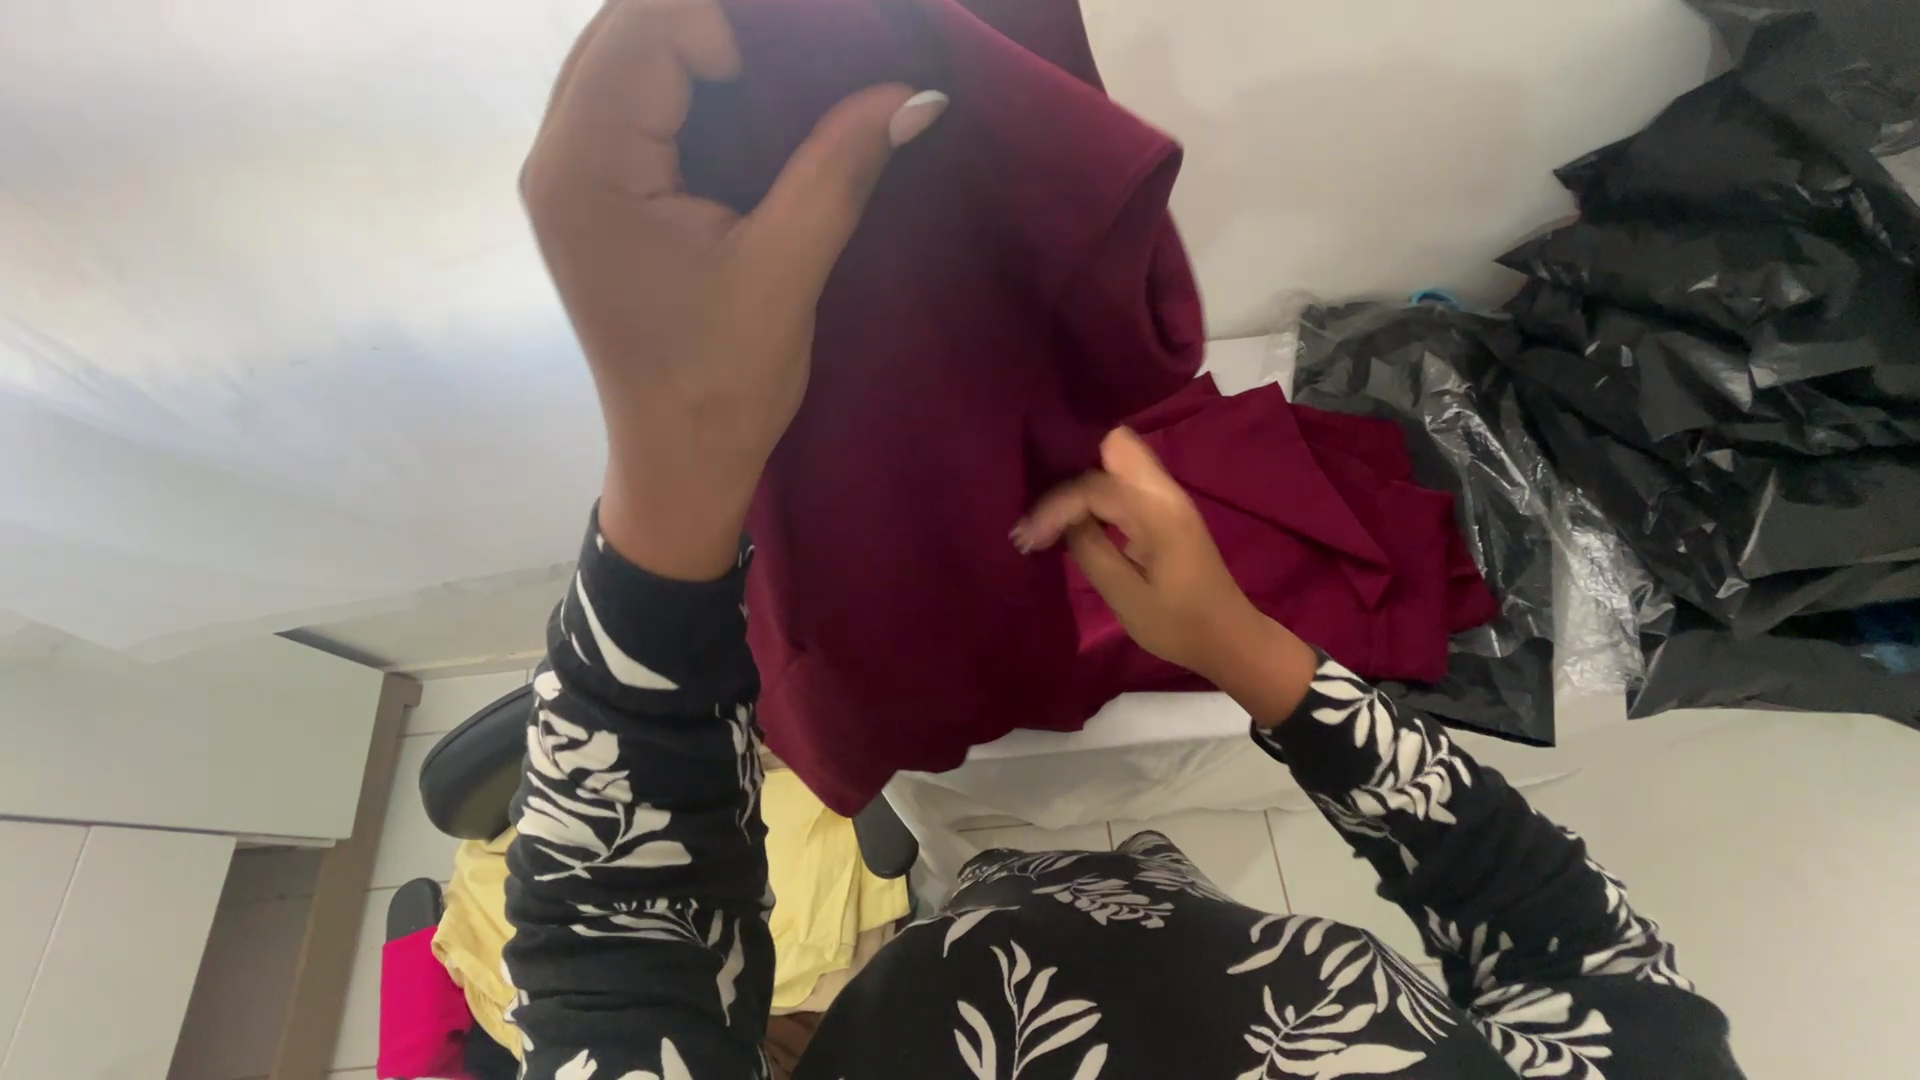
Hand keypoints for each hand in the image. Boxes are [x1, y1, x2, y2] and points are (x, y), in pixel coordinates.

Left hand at [522, 0, 947, 579]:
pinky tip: (750, 128)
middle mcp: (558, 159)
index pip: (645, 28)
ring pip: (630, 71)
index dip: (732, 25)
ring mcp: (573, 184)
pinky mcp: (600, 209)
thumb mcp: (786, 271)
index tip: (810, 68)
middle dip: (718, 33)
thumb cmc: (722, 384)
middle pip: (627, 35)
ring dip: (706, 65)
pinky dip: (694, 104)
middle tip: (803, 64)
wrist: (683, 464)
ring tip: (783, 88)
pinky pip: (638, 118)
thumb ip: (841, 168)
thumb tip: (916, 91)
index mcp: (585, 168)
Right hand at [1012, 427, 1317, 725]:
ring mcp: (1167, 497)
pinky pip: (1123, 479)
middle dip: (1068, 466)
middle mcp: (1164, 492)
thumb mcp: (1126, 595)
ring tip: (1046, 516)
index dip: (1054, 508)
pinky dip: (1094, 491)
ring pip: (1116, 458)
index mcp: (1158, 512)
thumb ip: (1090, 550)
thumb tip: (1062, 521)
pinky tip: (1072, 517)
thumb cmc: (1178, 624)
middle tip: (1037, 508)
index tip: (1027, 539)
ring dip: (1079, 478)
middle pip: (1113, 445)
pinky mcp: (1163, 509)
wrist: (1228, 637)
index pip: (1093, 486)